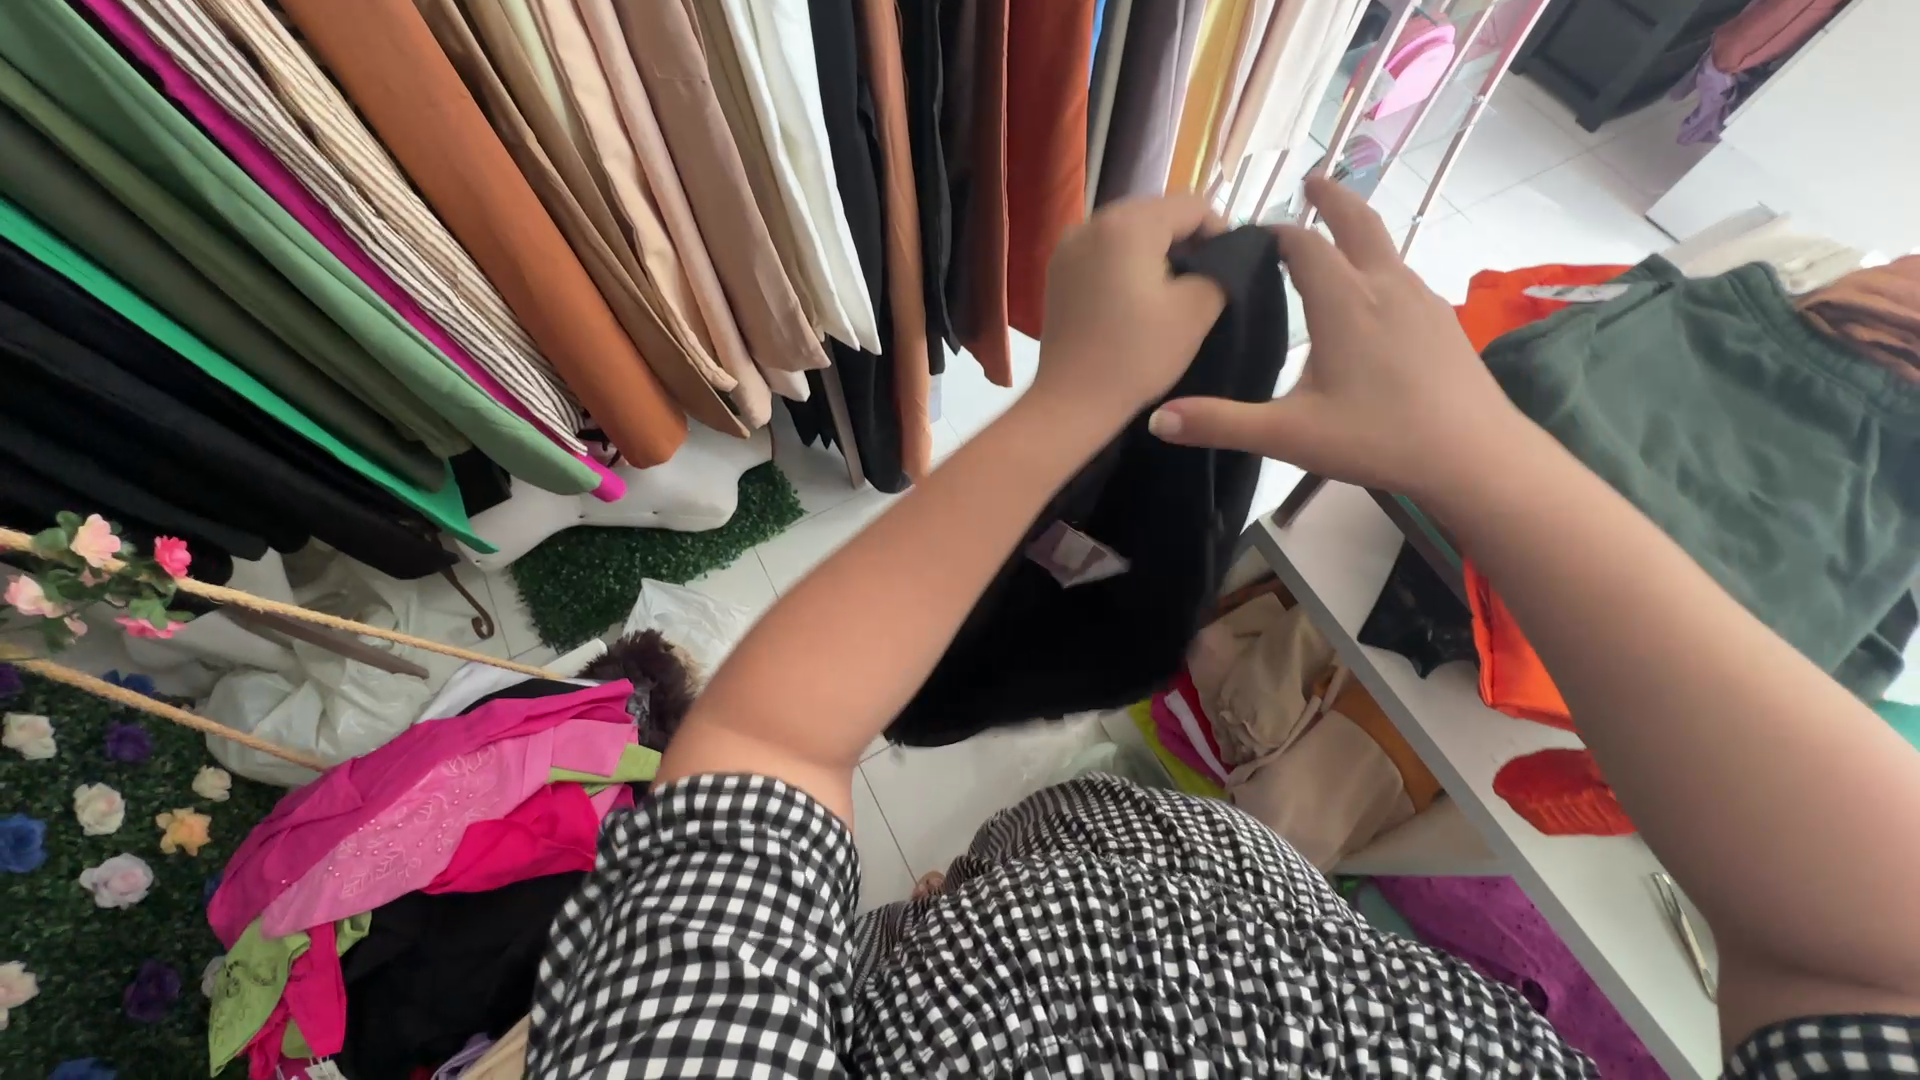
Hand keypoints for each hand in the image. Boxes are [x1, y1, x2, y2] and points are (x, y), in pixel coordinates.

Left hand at [1029, 195, 1227, 422]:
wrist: (1072, 401)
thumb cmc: (1136, 356)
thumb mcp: (1195, 310)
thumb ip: (1220, 269)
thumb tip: (1221, 256)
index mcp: (1127, 224)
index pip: (1191, 206)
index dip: (1220, 231)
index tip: (1231, 267)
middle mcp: (1091, 223)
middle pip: (1155, 213)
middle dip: (1184, 240)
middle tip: (1203, 279)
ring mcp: (1068, 248)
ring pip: (1128, 233)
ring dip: (1155, 253)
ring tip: (1171, 291)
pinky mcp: (1057, 273)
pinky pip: (1103, 253)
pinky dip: (1125, 265)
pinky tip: (1136, 298)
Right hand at [1146, 177, 1531, 502]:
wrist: (1474, 454)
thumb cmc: (1378, 438)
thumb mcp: (1288, 434)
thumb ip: (1220, 423)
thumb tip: (1156, 420)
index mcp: (1343, 303)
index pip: (1304, 246)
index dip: (1275, 234)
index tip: (1251, 233)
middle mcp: (1384, 286)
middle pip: (1358, 223)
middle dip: (1332, 199)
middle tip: (1311, 182)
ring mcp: (1421, 300)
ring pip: (1385, 247)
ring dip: (1357, 231)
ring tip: (1334, 236)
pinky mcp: (1441, 320)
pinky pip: (1402, 274)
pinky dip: (1378, 264)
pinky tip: (1371, 295)